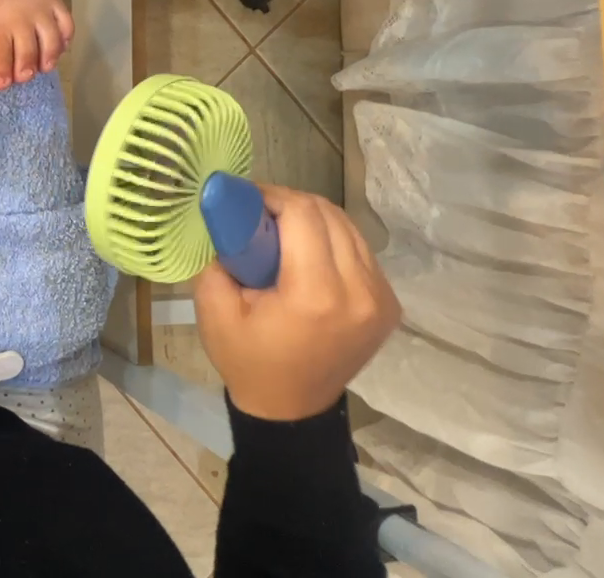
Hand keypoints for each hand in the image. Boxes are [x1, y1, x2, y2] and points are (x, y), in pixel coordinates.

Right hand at [193, 185, 400, 421]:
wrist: (290, 408)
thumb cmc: (246, 358)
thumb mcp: (215, 306)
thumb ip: (221, 255)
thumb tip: (225, 215)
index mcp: (315, 294)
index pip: (304, 215)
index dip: (272, 195)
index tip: (245, 197)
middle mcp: (359, 292)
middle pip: (329, 215)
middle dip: (290, 202)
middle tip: (257, 209)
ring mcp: (380, 298)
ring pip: (349, 228)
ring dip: (312, 217)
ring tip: (279, 227)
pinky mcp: (388, 304)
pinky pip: (360, 250)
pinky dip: (331, 238)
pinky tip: (305, 249)